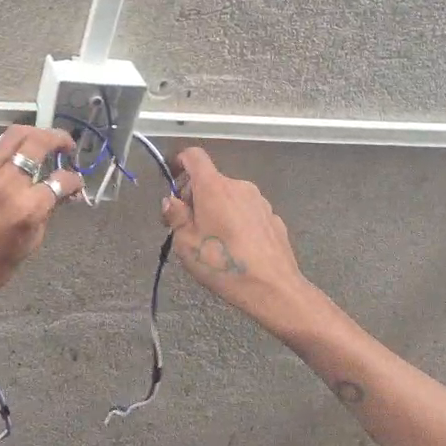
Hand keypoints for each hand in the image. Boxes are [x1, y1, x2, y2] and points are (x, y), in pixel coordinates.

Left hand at [0, 125, 80, 316]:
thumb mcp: (32, 240)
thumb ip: (47, 209)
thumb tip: (61, 190)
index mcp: (29, 206)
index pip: (62, 179)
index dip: (74, 179)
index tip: (74, 180)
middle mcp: (8, 182)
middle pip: (38, 142)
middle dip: (57, 138)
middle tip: (63, 144)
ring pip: (12, 136)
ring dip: (31, 136)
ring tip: (37, 142)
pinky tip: (2, 158)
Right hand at [161, 147, 322, 333]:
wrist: (274, 289)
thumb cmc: (222, 264)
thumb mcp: (185, 243)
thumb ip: (175, 216)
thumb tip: (171, 201)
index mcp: (213, 187)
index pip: (194, 156)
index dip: (180, 162)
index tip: (174, 183)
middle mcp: (238, 186)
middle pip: (211, 180)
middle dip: (196, 196)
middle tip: (188, 225)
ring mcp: (260, 202)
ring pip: (230, 196)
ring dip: (218, 209)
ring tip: (214, 240)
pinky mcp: (274, 218)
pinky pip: (247, 211)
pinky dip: (237, 220)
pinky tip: (238, 247)